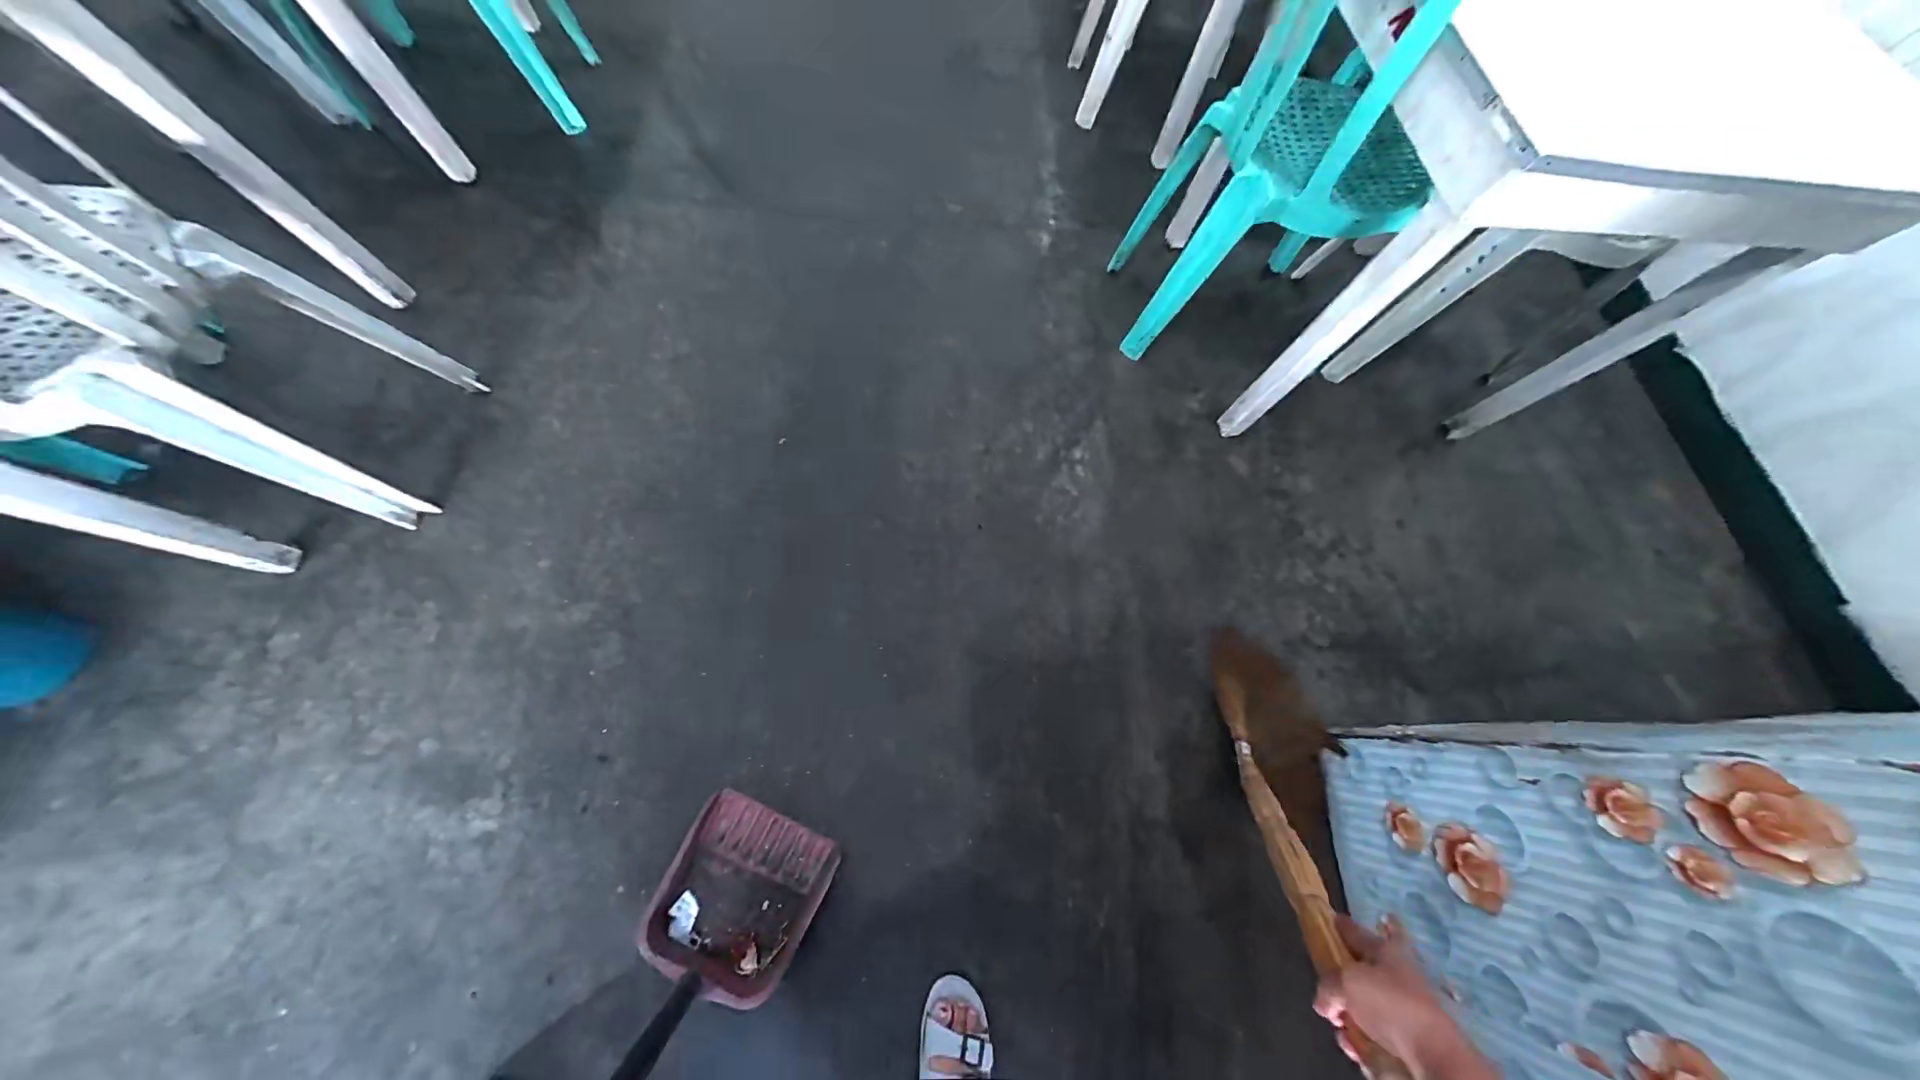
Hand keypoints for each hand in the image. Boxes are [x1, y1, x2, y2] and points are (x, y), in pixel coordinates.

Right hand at [1314, 915, 1498, 1079]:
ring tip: (1341, 1028)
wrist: (1435, 1053)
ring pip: (1367, 1003)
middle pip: (1364, 968)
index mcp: (1384, 949)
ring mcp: (1405, 1005)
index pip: (1358, 929)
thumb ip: (1327, 986)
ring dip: (1350, 1015)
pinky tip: (1354, 1047)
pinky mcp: (1410, 1035)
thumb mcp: (1345, 982)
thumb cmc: (1389, 1003)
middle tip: (1330, 990)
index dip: (1344, 924)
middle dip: (1344, 980)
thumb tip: (1325, 1003)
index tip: (1333, 919)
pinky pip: (1377, 1031)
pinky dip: (1363, 1039)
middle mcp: (1397, 973)